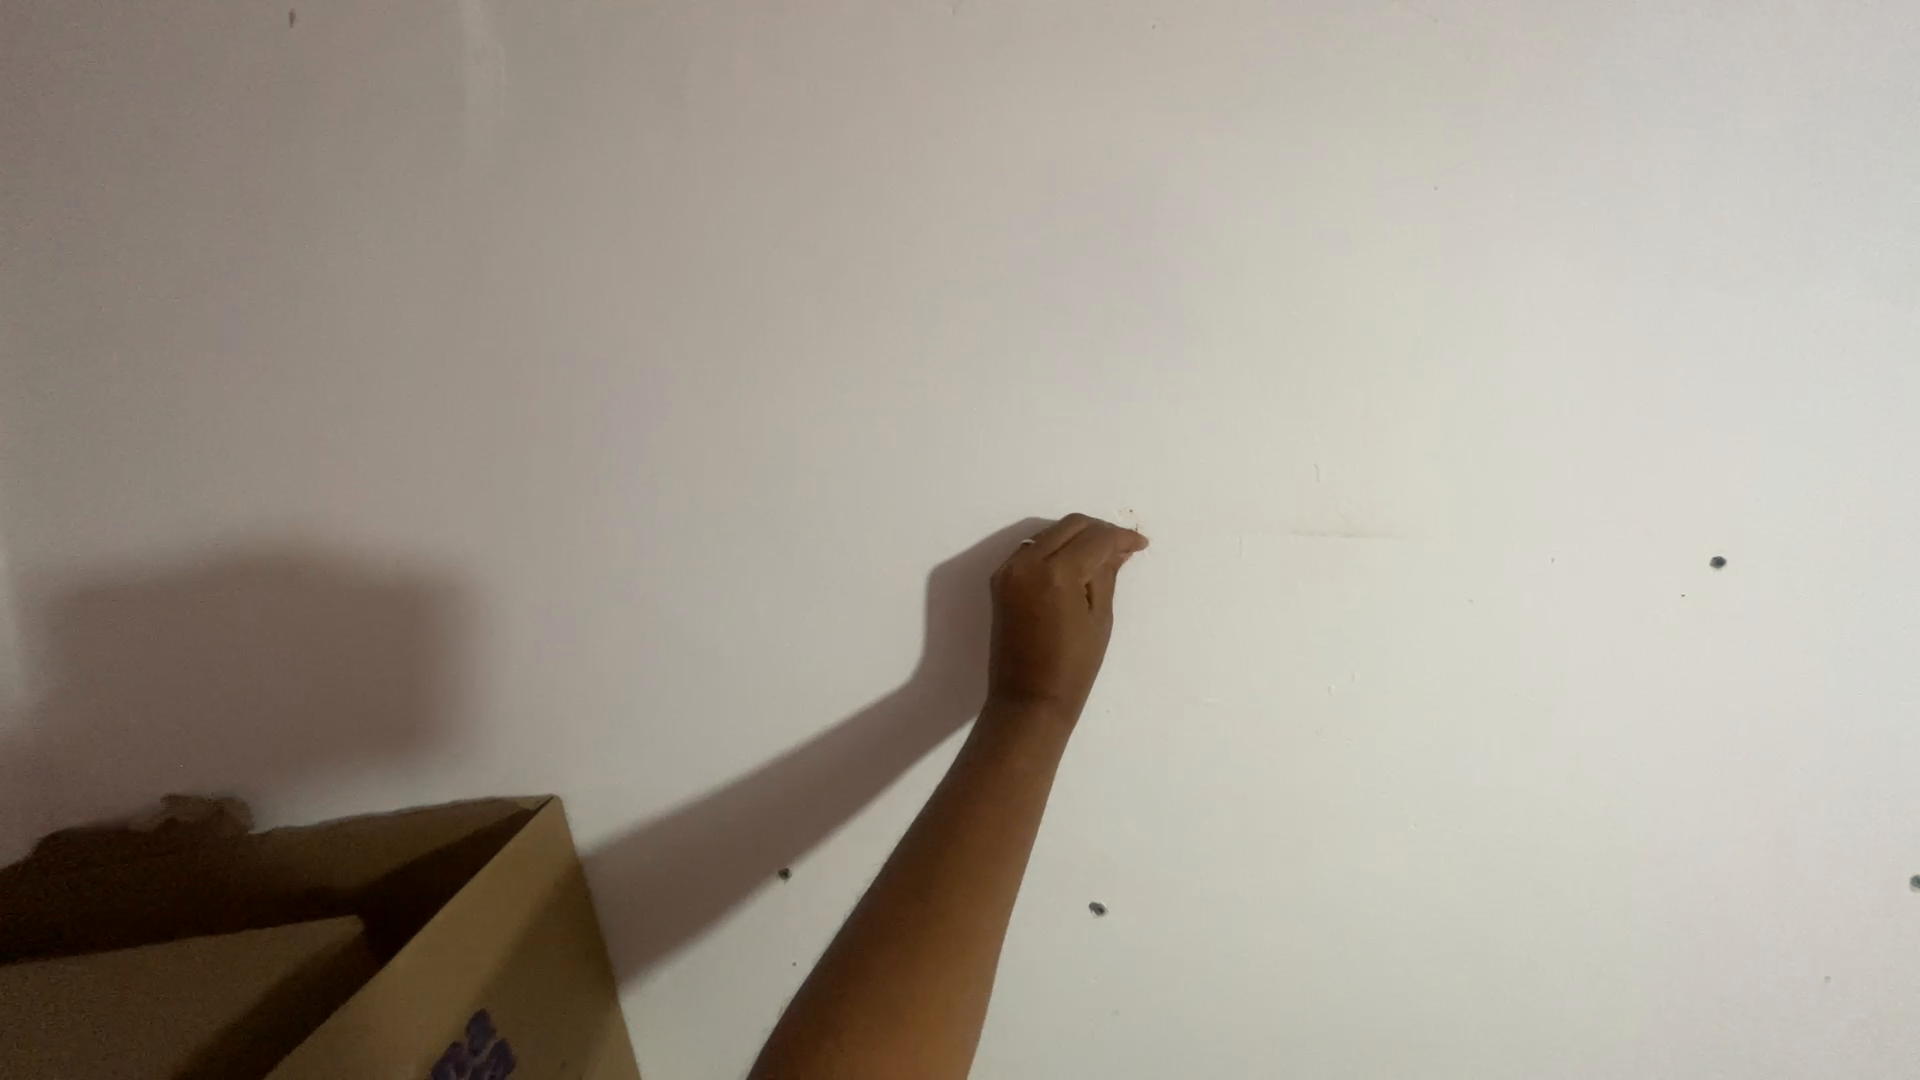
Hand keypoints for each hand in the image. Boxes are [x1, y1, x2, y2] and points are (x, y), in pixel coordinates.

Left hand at [985, 514, 1147, 720]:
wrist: (1028, 699)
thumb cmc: (1073, 666)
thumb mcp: (1100, 617)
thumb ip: (1106, 574)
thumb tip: (1117, 547)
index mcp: (1056, 573)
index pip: (1095, 538)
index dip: (1121, 537)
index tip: (1140, 544)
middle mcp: (1027, 562)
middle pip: (1069, 525)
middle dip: (1099, 531)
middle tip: (1122, 548)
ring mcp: (1009, 569)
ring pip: (1049, 533)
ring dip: (1076, 537)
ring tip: (1101, 556)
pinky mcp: (1000, 580)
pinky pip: (1032, 550)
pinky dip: (1055, 549)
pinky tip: (1074, 565)